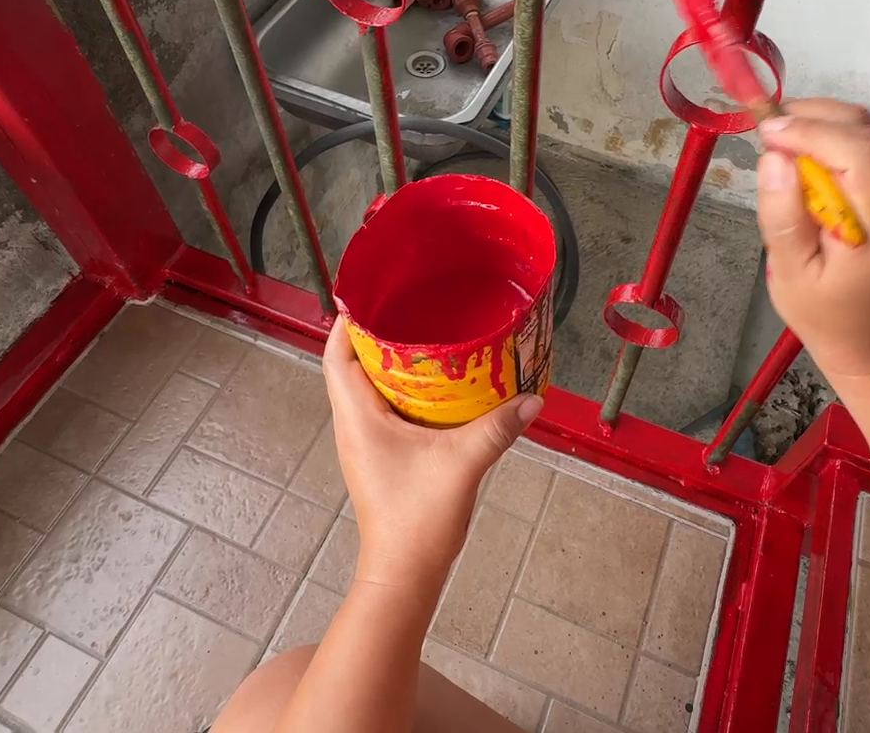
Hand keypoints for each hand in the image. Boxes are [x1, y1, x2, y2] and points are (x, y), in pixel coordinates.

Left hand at [319, 319, 543, 589]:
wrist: (404, 575)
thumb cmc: (417, 521)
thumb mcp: (462, 465)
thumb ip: (497, 429)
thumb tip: (533, 399)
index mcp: (358, 419)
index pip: (336, 357)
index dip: (347, 323)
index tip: (373, 295)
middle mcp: (354, 426)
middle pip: (350, 366)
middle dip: (375, 334)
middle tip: (410, 306)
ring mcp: (366, 442)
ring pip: (367, 386)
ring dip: (389, 360)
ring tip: (425, 335)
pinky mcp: (381, 455)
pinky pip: (384, 406)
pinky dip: (403, 387)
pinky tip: (437, 384)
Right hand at [756, 99, 869, 379]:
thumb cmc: (826, 313)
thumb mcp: (790, 274)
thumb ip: (782, 216)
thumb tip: (774, 159)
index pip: (857, 152)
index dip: (809, 130)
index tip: (765, 131)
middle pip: (865, 131)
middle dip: (811, 117)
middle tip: (766, 131)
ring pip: (867, 132)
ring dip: (820, 125)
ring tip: (779, 143)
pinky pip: (868, 148)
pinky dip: (832, 141)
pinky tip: (803, 161)